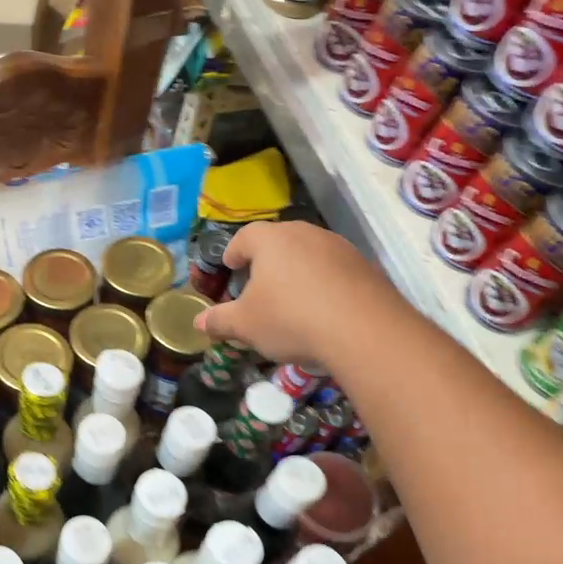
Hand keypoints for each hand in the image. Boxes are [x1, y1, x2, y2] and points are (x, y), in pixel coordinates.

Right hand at [196, 221, 399, 364]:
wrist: (362, 330)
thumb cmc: (290, 320)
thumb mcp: (245, 326)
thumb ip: (219, 321)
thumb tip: (198, 322)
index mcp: (271, 240)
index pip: (244, 237)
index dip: (233, 252)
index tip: (229, 267)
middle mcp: (305, 233)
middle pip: (278, 241)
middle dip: (265, 261)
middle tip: (257, 286)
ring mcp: (338, 246)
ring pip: (308, 254)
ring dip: (296, 272)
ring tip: (290, 300)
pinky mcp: (363, 265)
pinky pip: (333, 270)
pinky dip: (322, 284)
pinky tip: (321, 310)